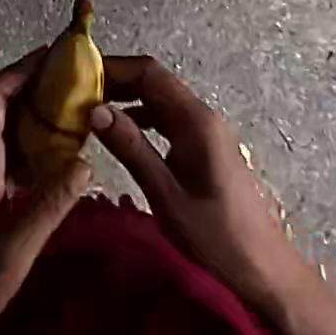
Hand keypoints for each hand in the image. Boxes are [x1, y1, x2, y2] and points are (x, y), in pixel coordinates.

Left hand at [0, 55, 89, 334]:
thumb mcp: (10, 256)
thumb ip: (48, 208)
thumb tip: (86, 162)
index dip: (21, 69)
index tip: (54, 55)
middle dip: (34, 82)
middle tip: (75, 78)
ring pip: (4, 127)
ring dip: (36, 110)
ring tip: (75, 108)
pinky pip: (7, 152)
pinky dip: (32, 140)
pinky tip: (58, 155)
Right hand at [91, 58, 335, 334]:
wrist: (262, 266)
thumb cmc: (215, 235)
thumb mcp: (166, 194)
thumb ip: (131, 148)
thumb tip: (94, 110)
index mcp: (196, 120)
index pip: (151, 73)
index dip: (114, 68)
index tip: (77, 76)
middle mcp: (201, 115)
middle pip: (154, 81)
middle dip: (115, 81)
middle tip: (73, 93)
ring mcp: (204, 129)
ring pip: (159, 99)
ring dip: (126, 99)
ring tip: (87, 111)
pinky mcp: (203, 145)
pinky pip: (167, 119)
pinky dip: (140, 118)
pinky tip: (116, 134)